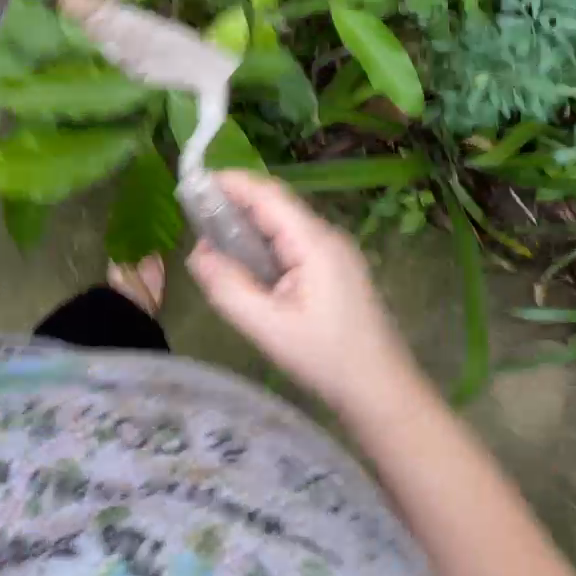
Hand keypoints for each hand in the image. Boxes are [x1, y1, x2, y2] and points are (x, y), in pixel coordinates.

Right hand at [186, 171, 425, 418]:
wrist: (383, 392)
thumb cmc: (326, 358)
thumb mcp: (267, 326)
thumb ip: (227, 286)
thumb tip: (196, 252)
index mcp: (314, 243)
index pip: (267, 195)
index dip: (230, 183)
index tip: (193, 185)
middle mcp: (326, 237)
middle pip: (274, 203)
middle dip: (233, 201)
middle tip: (193, 213)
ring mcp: (333, 251)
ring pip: (281, 220)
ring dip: (245, 220)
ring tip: (210, 234)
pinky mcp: (332, 267)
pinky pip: (290, 239)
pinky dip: (260, 238)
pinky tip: (243, 259)